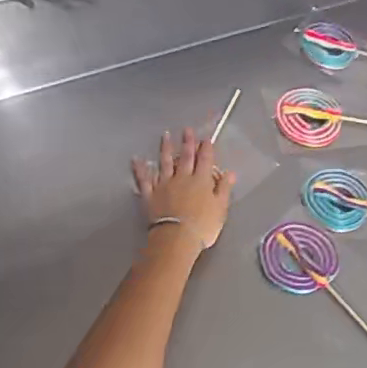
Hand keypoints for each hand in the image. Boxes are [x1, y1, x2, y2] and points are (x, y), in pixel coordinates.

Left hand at [134, 128, 233, 249]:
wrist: (177, 237)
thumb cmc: (203, 226)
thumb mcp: (220, 208)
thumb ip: (224, 189)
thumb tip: (230, 173)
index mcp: (201, 180)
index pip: (205, 160)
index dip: (206, 148)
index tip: (206, 139)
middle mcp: (182, 178)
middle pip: (186, 157)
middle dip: (187, 142)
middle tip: (186, 130)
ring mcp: (164, 184)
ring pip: (165, 163)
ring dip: (166, 148)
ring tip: (165, 136)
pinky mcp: (150, 194)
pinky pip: (143, 179)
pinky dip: (140, 169)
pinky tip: (136, 159)